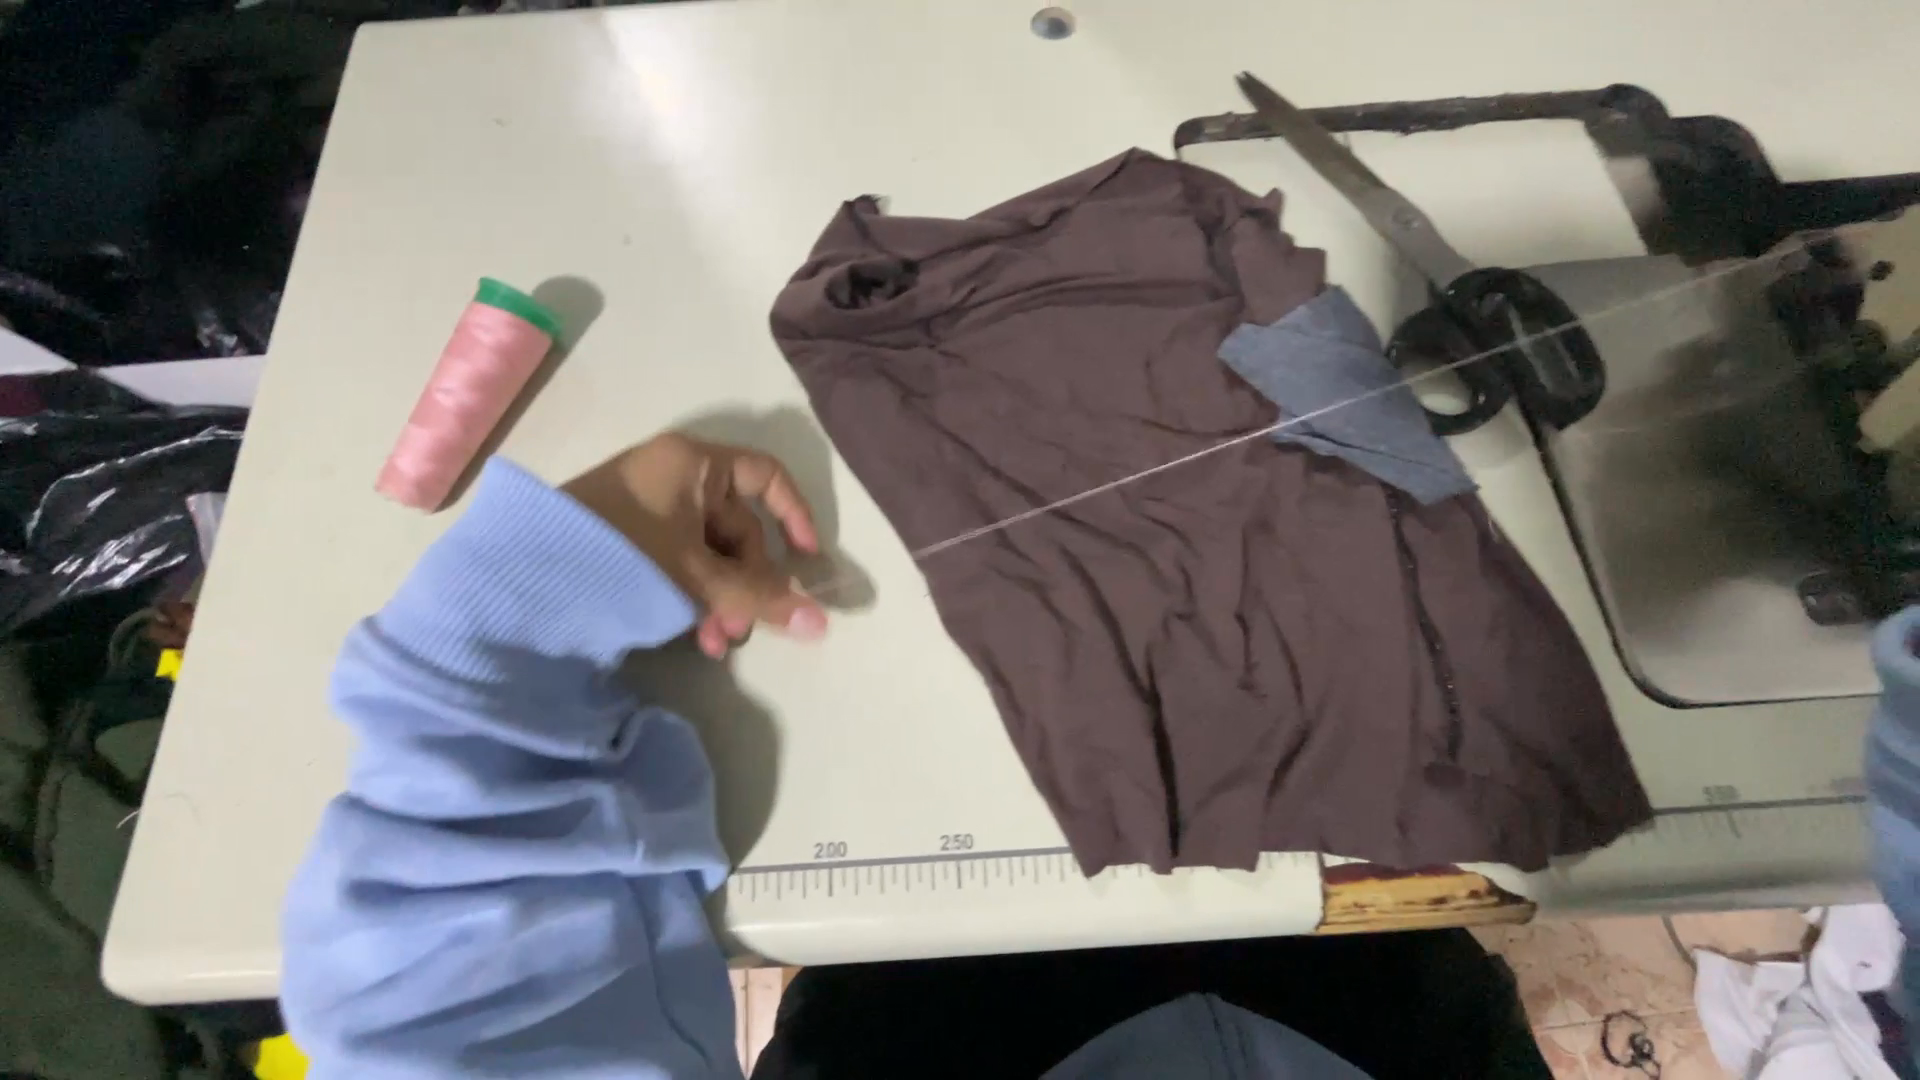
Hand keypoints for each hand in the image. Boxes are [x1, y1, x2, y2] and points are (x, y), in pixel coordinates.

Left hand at [561, 434, 826, 657]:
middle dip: (748, 581)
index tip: (807, 560)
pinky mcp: (629, 540)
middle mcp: (675, 478)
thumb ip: (761, 599)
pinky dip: (696, 596)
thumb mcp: (698, 579)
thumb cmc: (624, 560)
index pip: (767, 476)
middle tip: (745, 626)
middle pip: (739, 527)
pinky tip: (696, 635)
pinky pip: (683, 564)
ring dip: (724, 598)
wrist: (518, 586)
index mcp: (694, 465)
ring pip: (712, 554)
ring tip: (718, 642)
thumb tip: (822, 624)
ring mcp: (650, 509)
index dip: (795, 515)